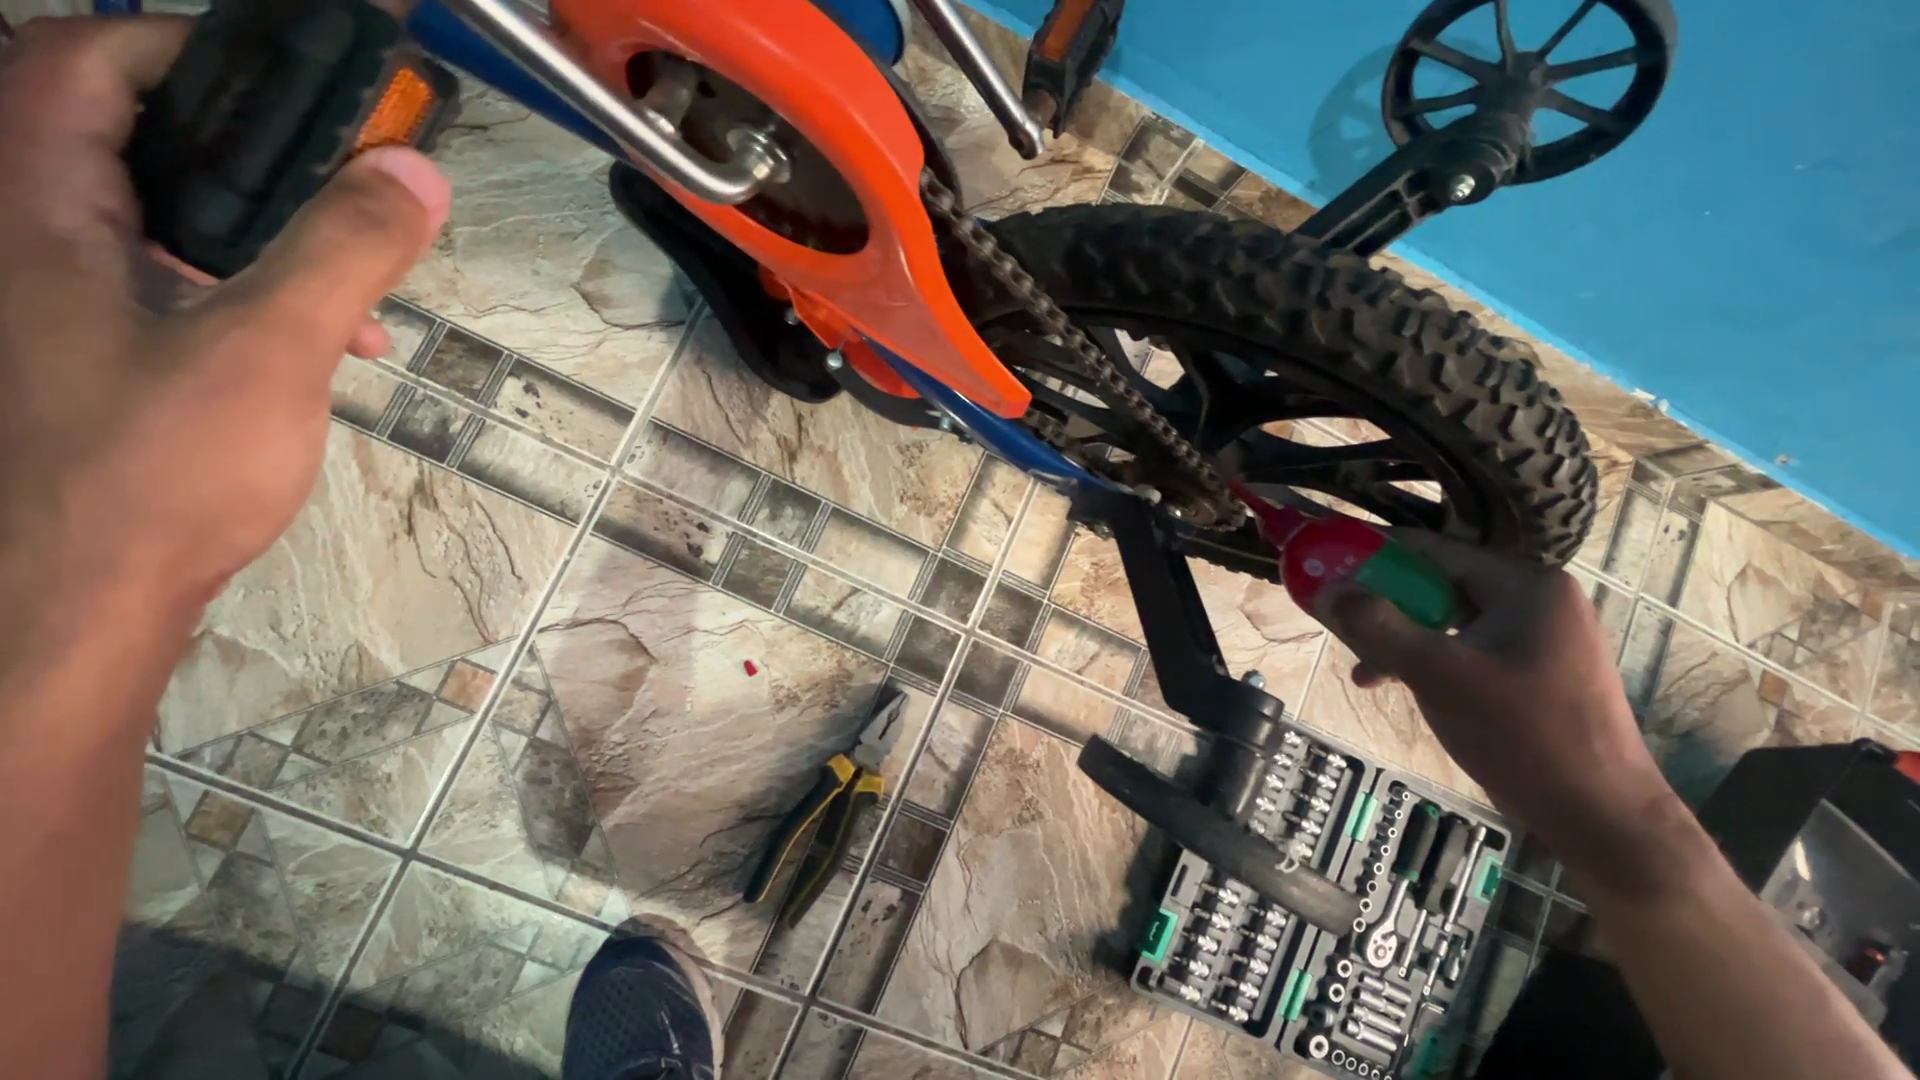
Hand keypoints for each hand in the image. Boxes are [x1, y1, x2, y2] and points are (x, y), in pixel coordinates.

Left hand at [0, 17, 449, 626]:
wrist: (77, 603)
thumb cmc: (157, 469)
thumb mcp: (270, 350)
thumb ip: (343, 252)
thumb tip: (414, 172)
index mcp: (33, 211)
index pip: (80, 62)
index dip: (182, 48)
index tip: (291, 84)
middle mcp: (27, 242)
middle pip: (126, 137)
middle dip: (249, 153)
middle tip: (337, 181)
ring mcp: (55, 303)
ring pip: (157, 220)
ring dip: (263, 232)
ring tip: (354, 277)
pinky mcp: (93, 356)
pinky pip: (171, 286)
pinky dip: (250, 291)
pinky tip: (329, 341)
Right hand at [1316, 531, 1693, 897]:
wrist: (1601, 817)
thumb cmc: (1522, 735)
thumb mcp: (1437, 675)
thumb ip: (1378, 627)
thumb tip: (1328, 589)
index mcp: (1525, 585)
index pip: (1433, 550)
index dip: (1375, 553)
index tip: (1327, 560)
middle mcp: (1537, 600)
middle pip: (1438, 585)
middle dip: (1383, 604)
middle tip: (1337, 620)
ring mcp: (1539, 637)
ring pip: (1448, 620)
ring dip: (1400, 639)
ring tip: (1362, 668)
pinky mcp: (1535, 671)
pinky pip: (1466, 649)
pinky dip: (1428, 661)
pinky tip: (1395, 685)